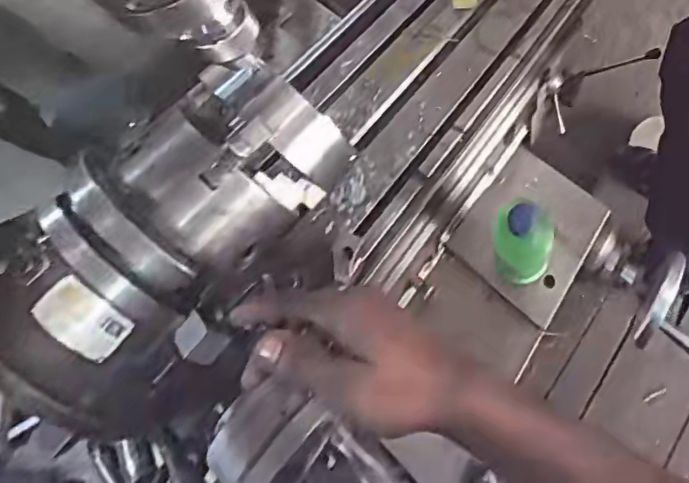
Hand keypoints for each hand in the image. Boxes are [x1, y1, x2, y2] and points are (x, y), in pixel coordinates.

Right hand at [231, 289, 475, 437]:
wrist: (453, 388)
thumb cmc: (400, 390)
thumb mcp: (345, 385)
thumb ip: (305, 362)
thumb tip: (266, 342)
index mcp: (347, 308)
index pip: (294, 302)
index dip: (263, 309)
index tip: (235, 316)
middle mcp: (358, 298)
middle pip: (307, 309)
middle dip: (276, 336)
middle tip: (253, 377)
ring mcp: (374, 307)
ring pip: (323, 317)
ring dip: (297, 341)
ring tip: (277, 375)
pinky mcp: (383, 321)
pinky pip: (339, 323)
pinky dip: (318, 340)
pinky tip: (313, 365)